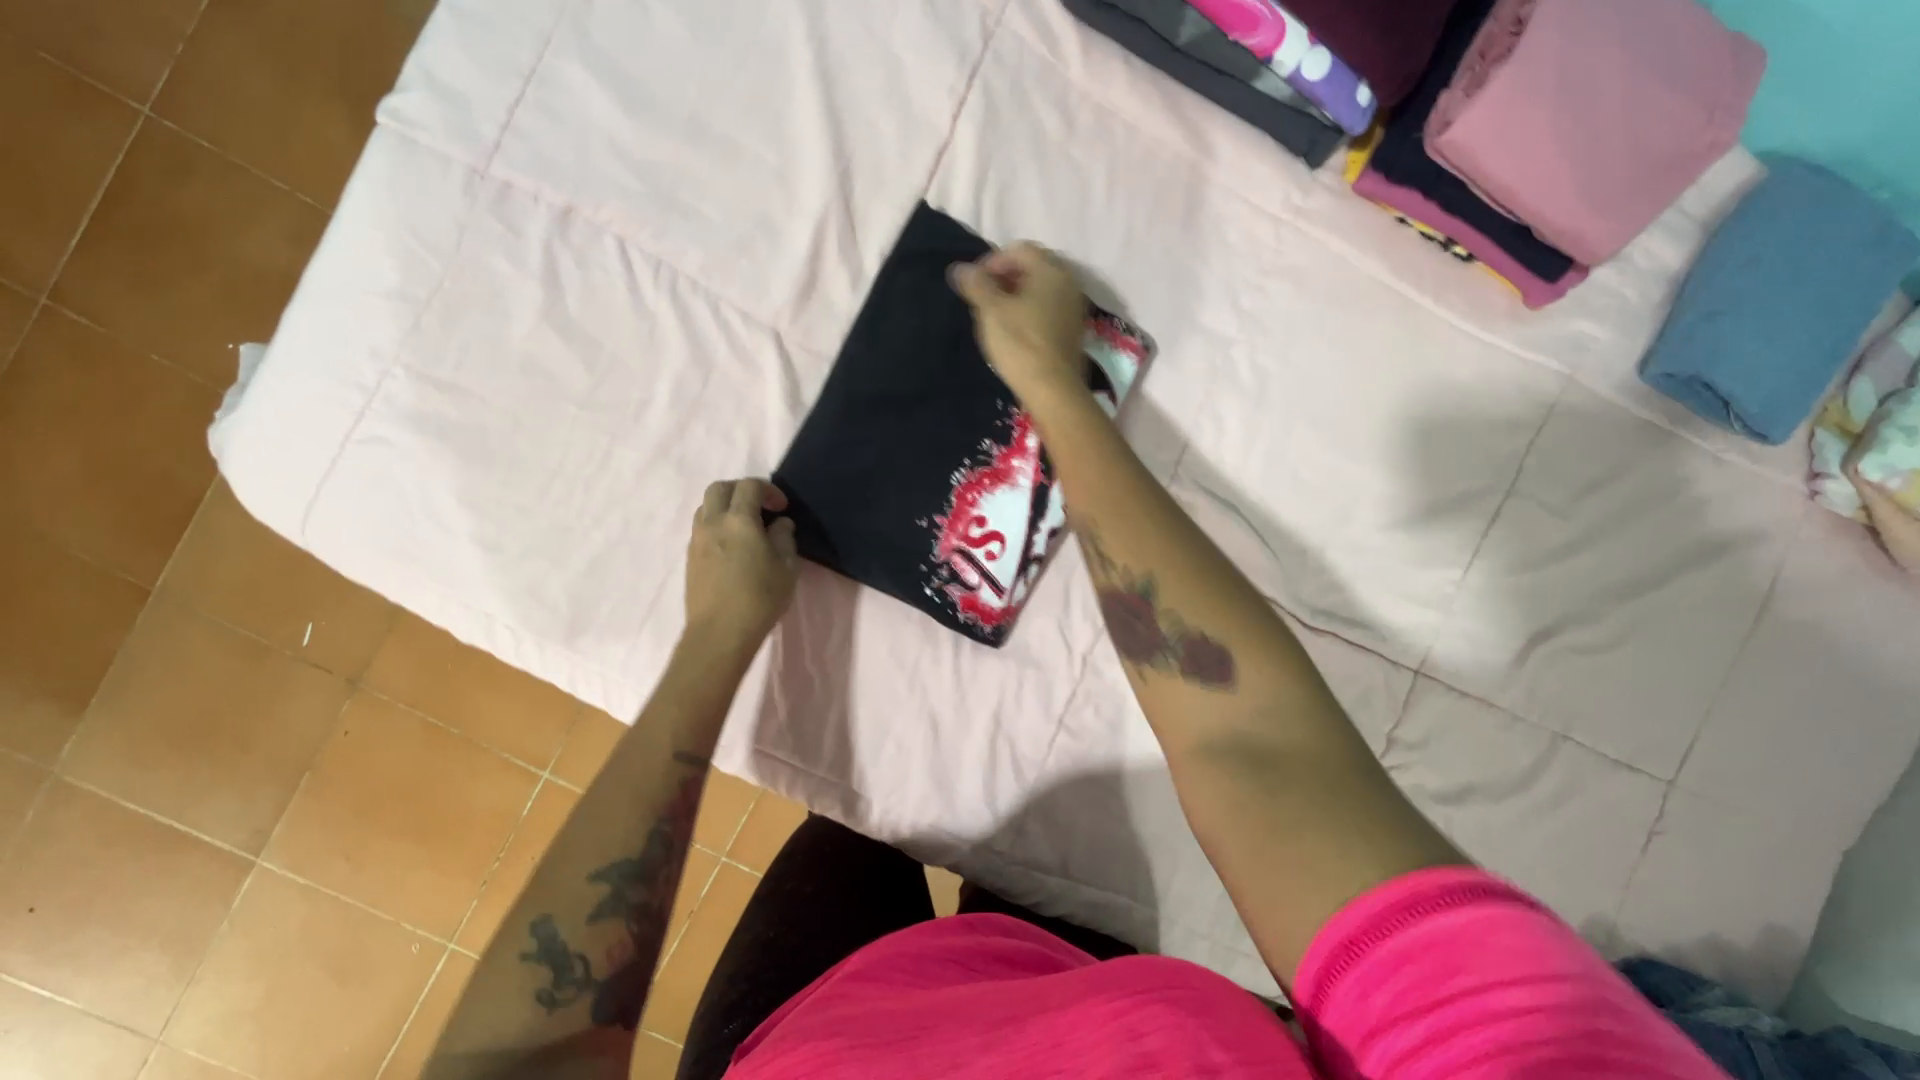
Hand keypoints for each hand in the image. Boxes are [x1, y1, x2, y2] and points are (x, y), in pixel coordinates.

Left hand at [684, 479, 799, 652]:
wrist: (719, 633)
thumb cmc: (760, 598)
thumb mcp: (787, 567)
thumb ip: (784, 538)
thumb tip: (780, 524)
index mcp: (738, 519)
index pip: (749, 486)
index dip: (768, 490)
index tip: (782, 508)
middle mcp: (712, 523)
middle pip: (719, 488)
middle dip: (740, 491)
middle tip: (760, 508)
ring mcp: (696, 541)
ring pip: (705, 508)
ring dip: (725, 508)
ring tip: (745, 528)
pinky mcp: (690, 559)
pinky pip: (701, 529)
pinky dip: (717, 527)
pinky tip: (732, 549)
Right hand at [949, 242, 1088, 401]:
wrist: (1053, 389)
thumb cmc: (1020, 344)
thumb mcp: (991, 311)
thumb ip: (975, 284)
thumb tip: (960, 269)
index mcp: (1050, 270)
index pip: (1019, 250)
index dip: (991, 261)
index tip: (973, 282)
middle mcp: (1068, 281)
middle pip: (1032, 267)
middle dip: (1004, 277)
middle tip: (982, 297)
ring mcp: (1073, 306)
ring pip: (1039, 289)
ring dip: (1015, 295)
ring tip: (993, 315)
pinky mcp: (1072, 328)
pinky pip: (1047, 307)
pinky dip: (1029, 310)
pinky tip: (1013, 330)